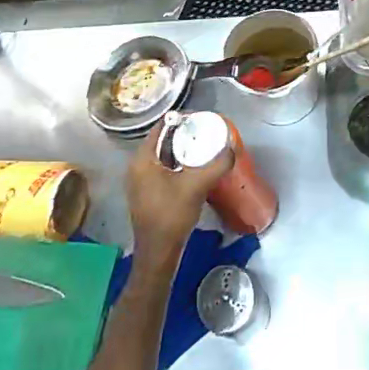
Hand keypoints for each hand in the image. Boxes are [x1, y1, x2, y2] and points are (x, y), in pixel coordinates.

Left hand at [126, 113, 231, 268]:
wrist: (158, 251)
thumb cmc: (172, 215)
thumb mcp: (197, 186)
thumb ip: (217, 165)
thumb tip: (232, 148)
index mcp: (142, 160)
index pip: (160, 128)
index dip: (180, 119)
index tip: (201, 118)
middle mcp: (137, 167)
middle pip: (161, 141)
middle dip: (184, 134)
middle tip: (206, 132)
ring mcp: (140, 181)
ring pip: (163, 156)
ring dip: (181, 150)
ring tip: (204, 147)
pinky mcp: (146, 193)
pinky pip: (162, 169)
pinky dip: (177, 164)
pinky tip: (195, 168)